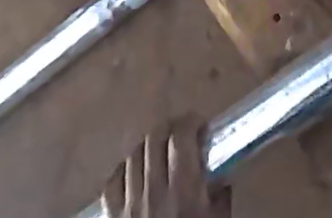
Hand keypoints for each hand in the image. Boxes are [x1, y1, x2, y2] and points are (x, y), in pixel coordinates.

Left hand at [101, 116, 229, 217]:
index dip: (189, 123)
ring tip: (160, 152)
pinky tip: (134, 174)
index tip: (200, 124)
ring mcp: (128, 208)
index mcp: (184, 196)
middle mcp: (152, 194)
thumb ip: (220, 200)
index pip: (180, 139)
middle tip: (182, 134)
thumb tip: (220, 173)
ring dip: (147, 147)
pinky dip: (123, 171)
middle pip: (153, 140)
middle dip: (169, 129)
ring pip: (132, 156)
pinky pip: (112, 183)